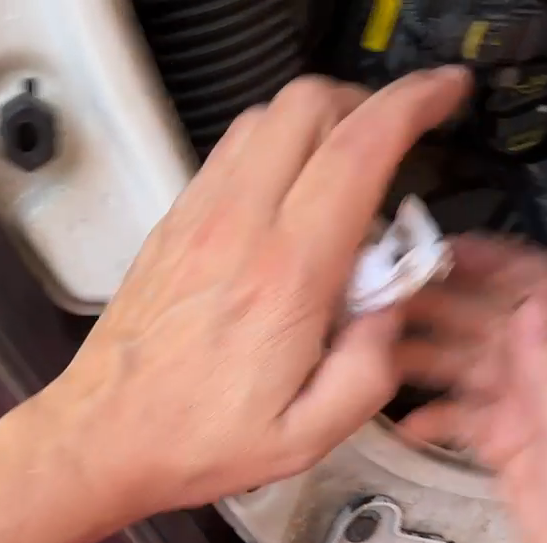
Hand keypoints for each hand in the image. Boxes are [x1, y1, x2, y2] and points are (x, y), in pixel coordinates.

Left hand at [21, 69, 473, 521]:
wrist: (103, 439)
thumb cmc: (195, 443)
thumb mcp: (305, 438)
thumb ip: (369, 371)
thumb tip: (388, 312)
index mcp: (284, 277)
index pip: (358, 148)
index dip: (414, 104)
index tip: (442, 96)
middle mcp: (236, 229)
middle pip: (306, 106)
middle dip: (363, 105)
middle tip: (389, 146)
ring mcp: (194, 222)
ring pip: (261, 120)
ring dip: (312, 125)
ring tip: (336, 174)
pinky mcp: (168, 231)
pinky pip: (224, 158)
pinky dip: (266, 153)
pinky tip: (279, 202)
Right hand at [396, 236, 546, 542]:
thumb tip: (526, 306)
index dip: (501, 264)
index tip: (449, 250)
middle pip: (495, 321)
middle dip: (446, 307)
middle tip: (392, 297)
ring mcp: (526, 403)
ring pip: (468, 365)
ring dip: (427, 357)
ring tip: (381, 353)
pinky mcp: (501, 438)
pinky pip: (458, 415)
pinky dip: (432, 418)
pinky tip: (406, 424)